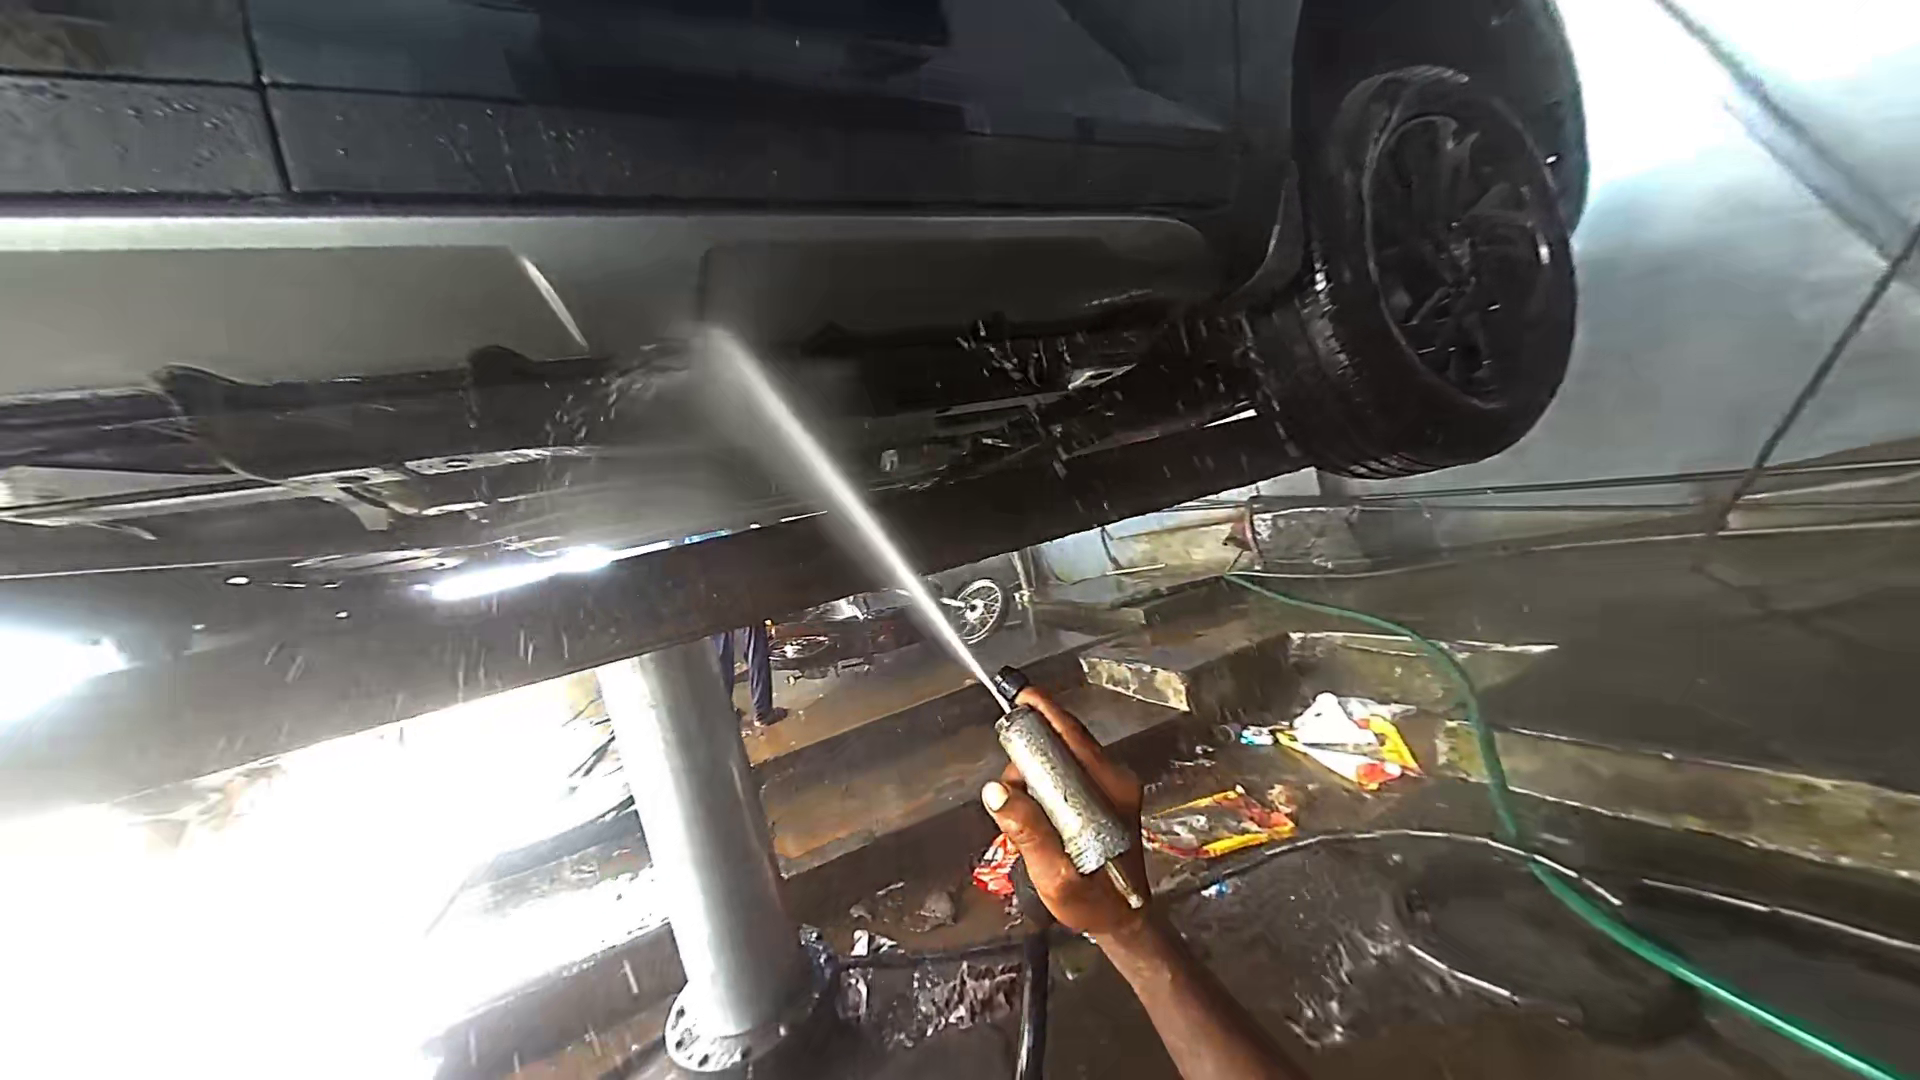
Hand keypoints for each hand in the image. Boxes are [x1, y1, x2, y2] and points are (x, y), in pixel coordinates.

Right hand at [981, 686, 1148, 935]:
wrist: (1123, 920)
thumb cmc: (1094, 900)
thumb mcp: (1057, 875)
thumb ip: (1027, 831)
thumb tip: (994, 790)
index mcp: (1110, 788)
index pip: (1074, 735)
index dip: (1045, 712)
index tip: (1020, 697)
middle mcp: (1114, 777)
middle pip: (1066, 739)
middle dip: (1031, 746)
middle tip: (1010, 778)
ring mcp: (1110, 783)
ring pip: (1064, 752)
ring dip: (1035, 765)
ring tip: (1019, 800)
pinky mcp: (1102, 791)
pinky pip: (1067, 767)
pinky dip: (1044, 775)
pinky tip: (1032, 801)